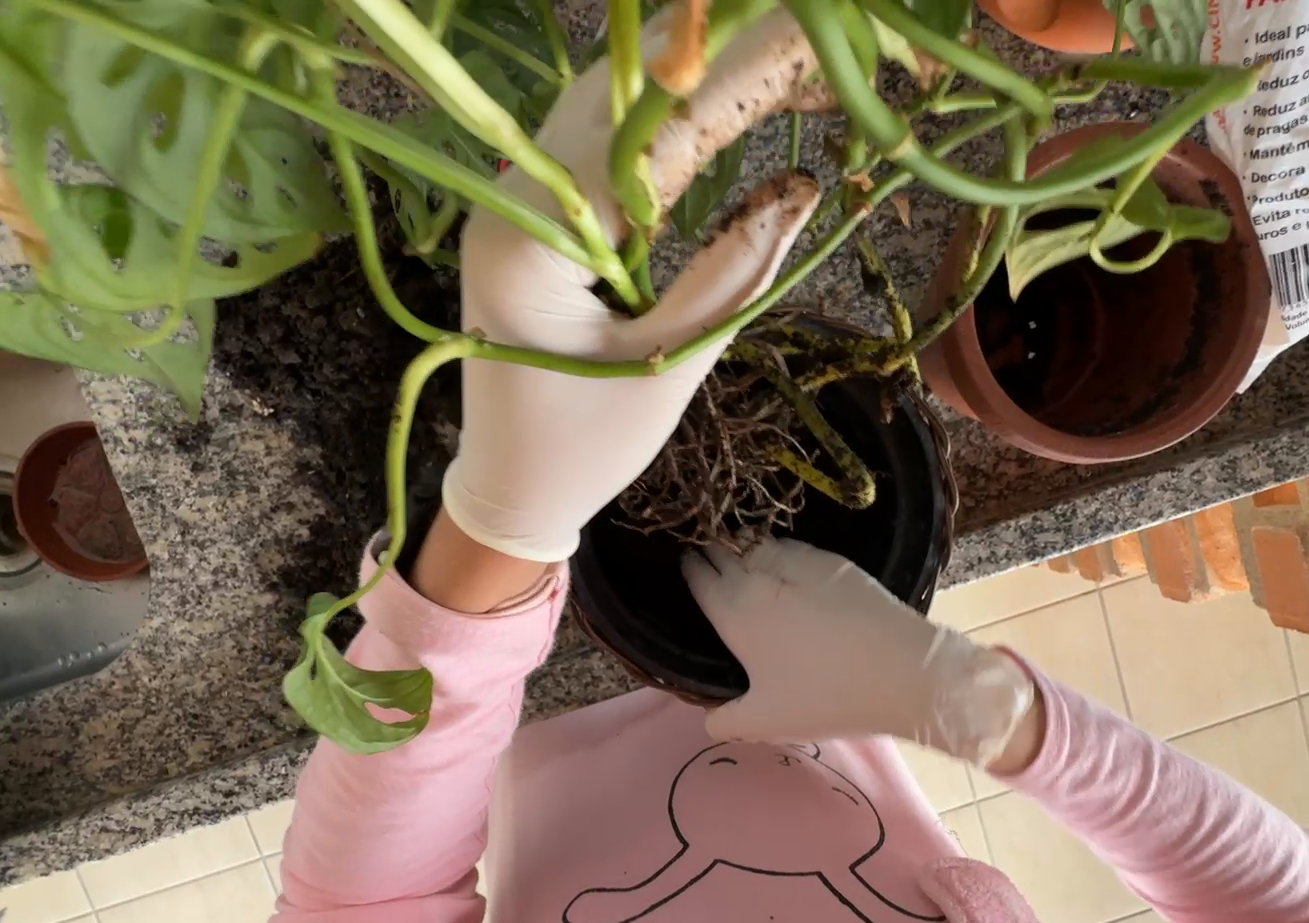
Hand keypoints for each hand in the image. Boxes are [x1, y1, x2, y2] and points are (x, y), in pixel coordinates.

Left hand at [443, 14, 821, 563]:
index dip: (729, 86)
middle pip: (609, 99)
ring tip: (756, 66)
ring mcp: (505, 211)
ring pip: (593, 114)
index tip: (803, 46)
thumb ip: (731, 274)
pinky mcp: (520, 225)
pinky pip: (585, 153)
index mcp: (530, 246)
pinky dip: (644, 127)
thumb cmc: (587, 447)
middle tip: (787, 49)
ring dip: (673, 86)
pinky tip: (695, 114)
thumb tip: (800, 187)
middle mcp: (505, 206)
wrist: (512, 489)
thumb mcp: (668, 366)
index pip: (643, 139)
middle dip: (702, 66)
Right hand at [682, 538, 1045, 772]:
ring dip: (741, 545)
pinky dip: (775, 547)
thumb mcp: (766, 722)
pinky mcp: (829, 558)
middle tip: (708, 558)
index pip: (698, 575)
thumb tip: (707, 719)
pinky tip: (782, 560)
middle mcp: (757, 577)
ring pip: (754, 541)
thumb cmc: (825, 696)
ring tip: (741, 555)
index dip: (689, 568)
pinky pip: (788, 544)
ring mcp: (796, 562)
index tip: (687, 566)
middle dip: (711, 551)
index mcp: (734, 612)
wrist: (900, 669)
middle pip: (721, 550)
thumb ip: (725, 721)